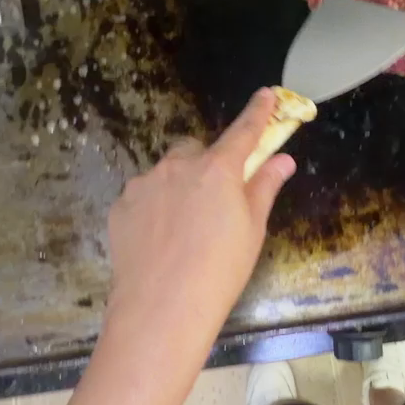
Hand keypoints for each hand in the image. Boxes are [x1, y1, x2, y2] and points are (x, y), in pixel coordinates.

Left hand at [102, 90, 296, 352]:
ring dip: (178, 187)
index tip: (267, 94)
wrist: (160, 310)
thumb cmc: (219, 272)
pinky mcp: (121, 206)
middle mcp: (178, 166)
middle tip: (215, 201)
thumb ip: (264, 187)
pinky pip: (144, 196)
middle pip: (196, 150)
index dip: (258, 112)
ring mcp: (144, 184)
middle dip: (206, 164)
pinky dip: (154, 207)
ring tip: (183, 231)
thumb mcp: (252, 231)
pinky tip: (160, 241)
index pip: (243, 131)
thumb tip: (282, 160)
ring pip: (166, 173)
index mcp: (217, 169)